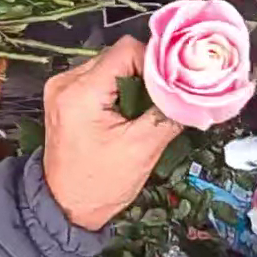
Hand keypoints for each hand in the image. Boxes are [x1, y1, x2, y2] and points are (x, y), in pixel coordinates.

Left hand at [42, 36, 184, 231]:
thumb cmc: (98, 185)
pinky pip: (100, 79)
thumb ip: (168, 113)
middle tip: (163, 99)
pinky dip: (119, 90)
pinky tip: (128, 113)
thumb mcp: (142, 148)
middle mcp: (66, 83)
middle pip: (119, 55)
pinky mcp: (67, 97)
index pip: (127, 50)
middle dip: (145, 74)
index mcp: (80, 92)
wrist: (66, 207)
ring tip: (144, 110)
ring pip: (111, 65)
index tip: (171, 84)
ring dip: (133, 83)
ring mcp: (63, 89)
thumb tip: (192, 91)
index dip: (155, 62)